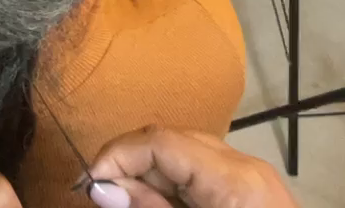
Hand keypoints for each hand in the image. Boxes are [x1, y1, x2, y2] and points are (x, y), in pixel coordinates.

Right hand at [87, 128, 297, 207]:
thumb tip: (100, 188)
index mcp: (235, 181)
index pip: (160, 142)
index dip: (118, 155)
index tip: (90, 183)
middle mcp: (246, 166)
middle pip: (170, 142)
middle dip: (131, 164)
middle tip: (103, 196)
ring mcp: (253, 177)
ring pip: (183, 155)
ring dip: (150, 175)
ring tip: (128, 202)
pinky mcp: (254, 192)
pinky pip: (201, 174)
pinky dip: (174, 187)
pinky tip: (158, 205)